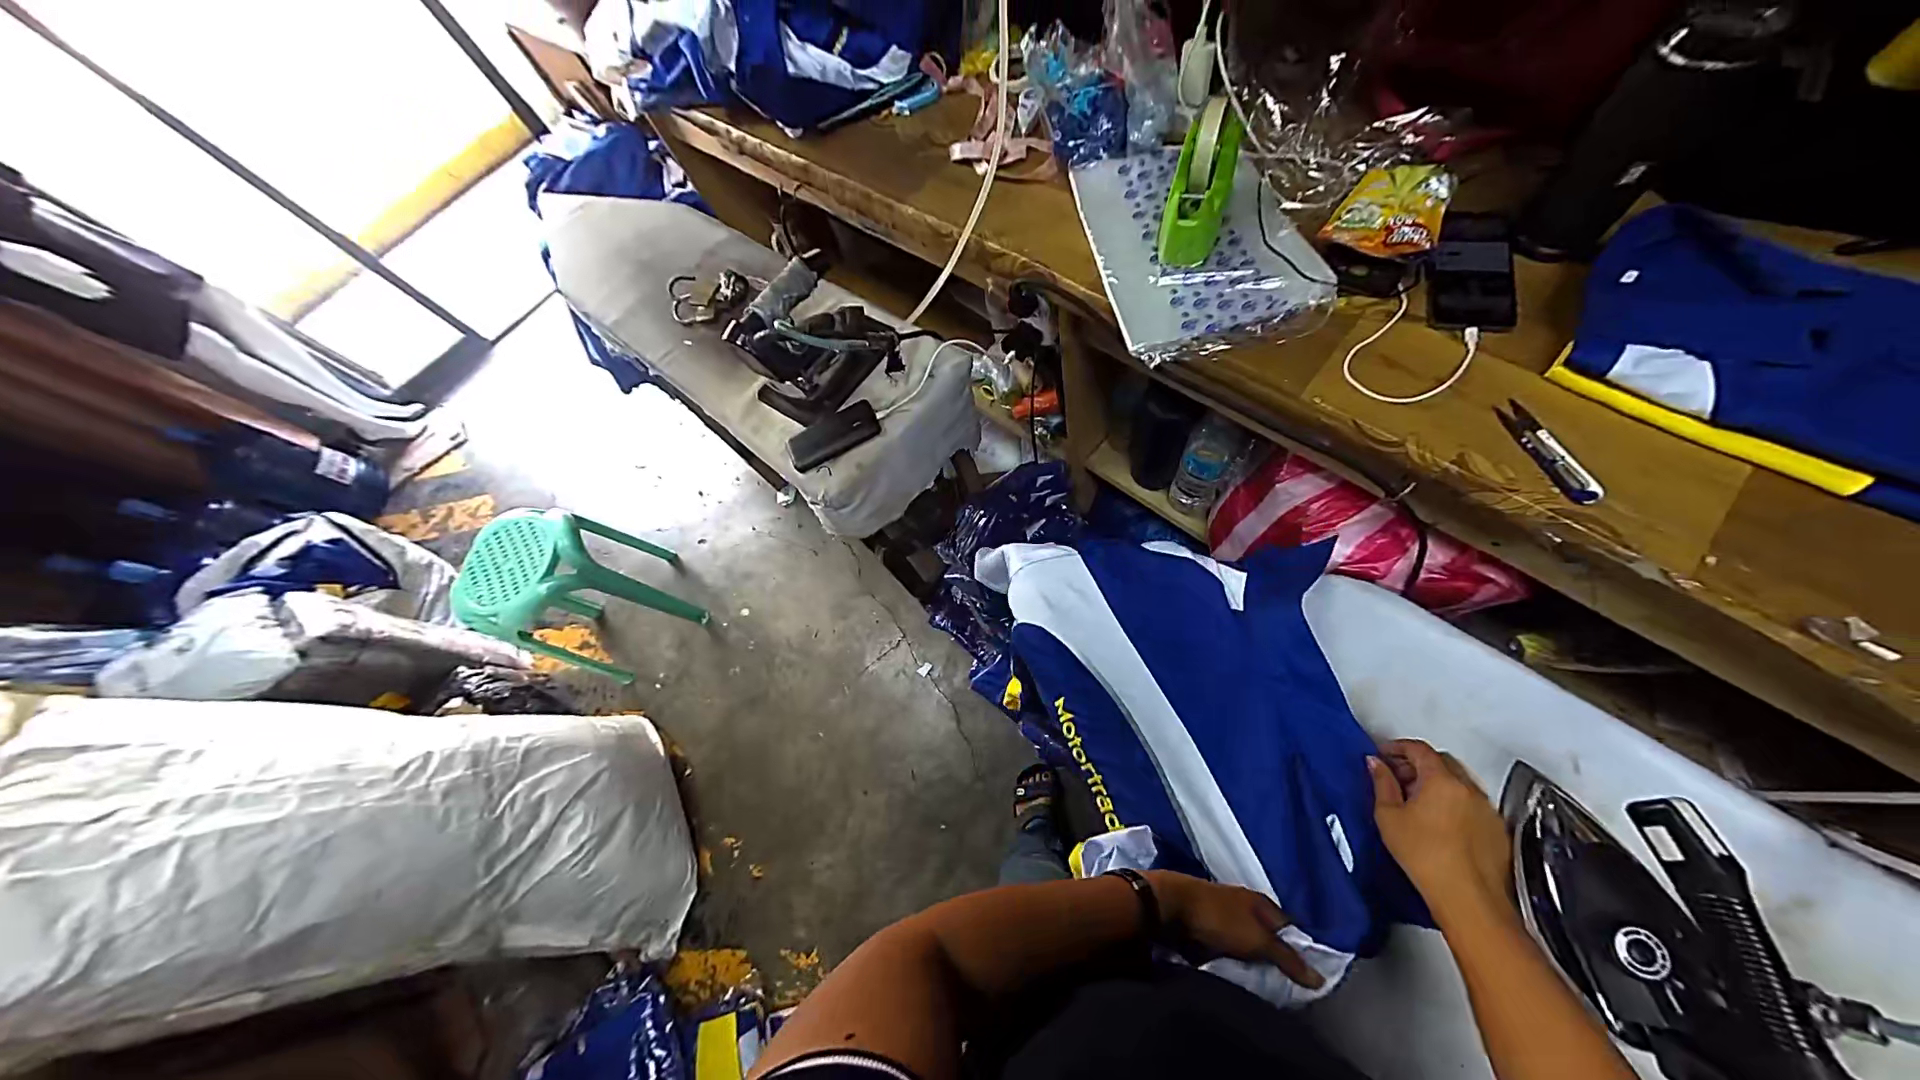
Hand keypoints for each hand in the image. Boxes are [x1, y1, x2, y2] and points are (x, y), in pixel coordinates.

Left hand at [1145, 871, 1323, 988]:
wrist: (1168, 905)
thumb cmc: (1217, 918)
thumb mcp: (1258, 940)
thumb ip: (1287, 958)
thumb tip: (1320, 978)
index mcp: (1258, 900)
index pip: (1288, 925)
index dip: (1299, 948)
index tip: (1307, 974)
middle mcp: (1241, 901)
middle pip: (1265, 932)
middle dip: (1272, 953)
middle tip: (1284, 982)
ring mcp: (1220, 909)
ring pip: (1243, 937)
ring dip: (1248, 954)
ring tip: (1259, 979)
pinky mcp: (1202, 920)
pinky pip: (1223, 941)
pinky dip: (1228, 952)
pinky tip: (1232, 967)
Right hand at [1367, 739, 1513, 923]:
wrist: (1467, 899)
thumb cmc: (1427, 859)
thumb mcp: (1388, 816)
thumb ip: (1381, 783)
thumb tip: (1376, 765)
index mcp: (1442, 781)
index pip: (1419, 749)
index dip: (1397, 747)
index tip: (1384, 754)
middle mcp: (1470, 790)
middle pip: (1441, 761)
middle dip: (1416, 763)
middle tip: (1396, 775)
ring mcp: (1487, 810)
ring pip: (1459, 782)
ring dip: (1436, 783)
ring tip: (1415, 801)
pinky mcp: (1497, 831)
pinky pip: (1472, 804)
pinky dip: (1454, 803)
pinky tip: (1438, 823)